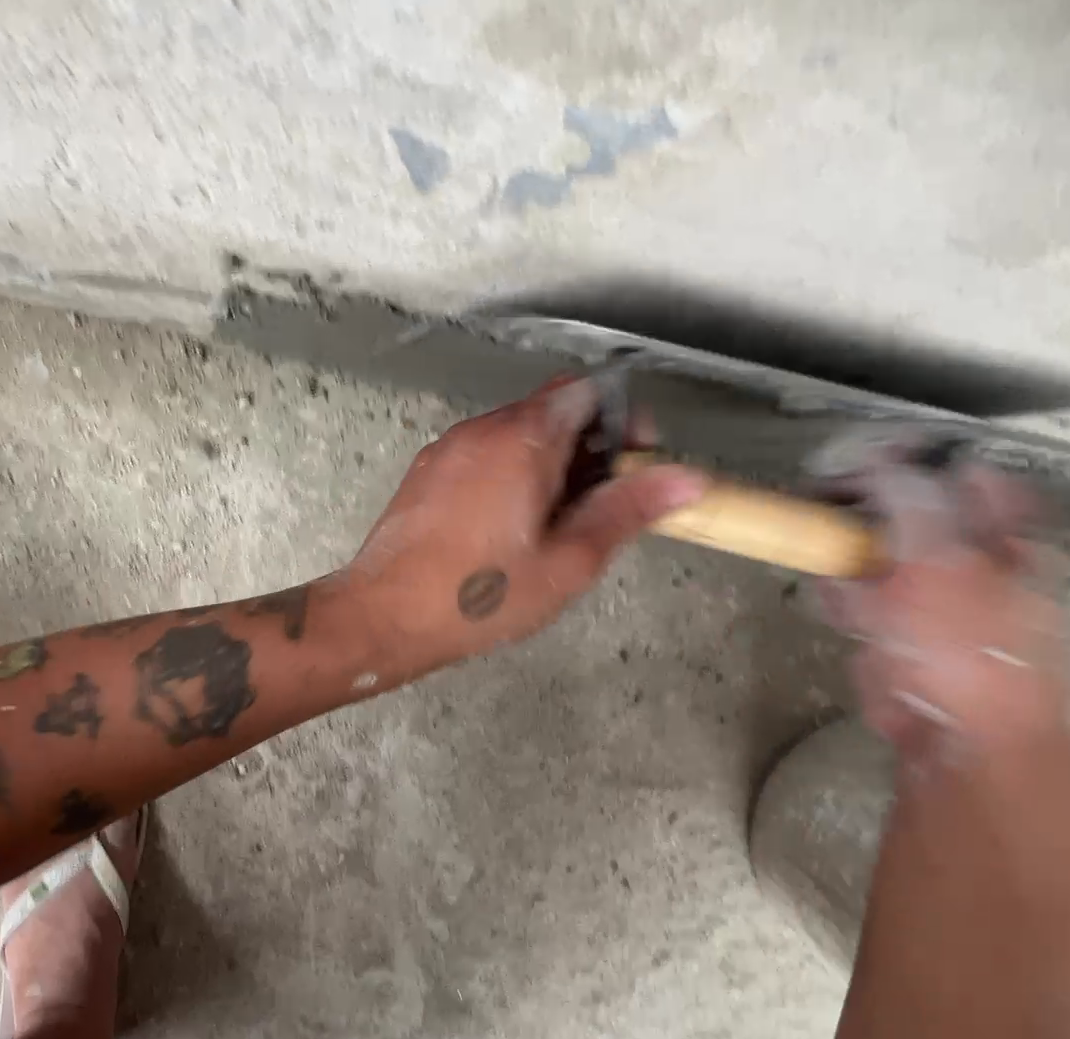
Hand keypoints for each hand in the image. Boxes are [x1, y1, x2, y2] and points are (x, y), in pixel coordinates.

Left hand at [333, 374, 707, 672]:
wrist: (382, 616)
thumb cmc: (478, 597)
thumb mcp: (567, 562)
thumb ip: (626, 511)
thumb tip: (687, 478)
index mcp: (521, 439)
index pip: (586, 390)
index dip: (621, 417)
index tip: (636, 460)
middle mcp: (480, 430)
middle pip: (549, 411)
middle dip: (588, 445)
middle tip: (604, 501)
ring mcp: (446, 449)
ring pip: (514, 434)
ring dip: (548, 462)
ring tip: (559, 521)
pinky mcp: (426, 473)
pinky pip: (481, 454)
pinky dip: (509, 472)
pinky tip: (511, 525)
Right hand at [811, 435, 1069, 754]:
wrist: (956, 736)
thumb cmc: (965, 647)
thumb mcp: (938, 558)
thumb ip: (910, 500)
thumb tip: (880, 458)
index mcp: (1006, 535)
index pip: (958, 474)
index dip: (909, 462)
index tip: (857, 461)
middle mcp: (972, 557)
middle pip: (904, 511)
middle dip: (862, 515)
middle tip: (832, 512)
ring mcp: (930, 593)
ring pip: (869, 550)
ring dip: (845, 561)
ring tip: (846, 585)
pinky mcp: (894, 626)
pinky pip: (855, 592)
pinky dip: (843, 599)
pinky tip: (849, 616)